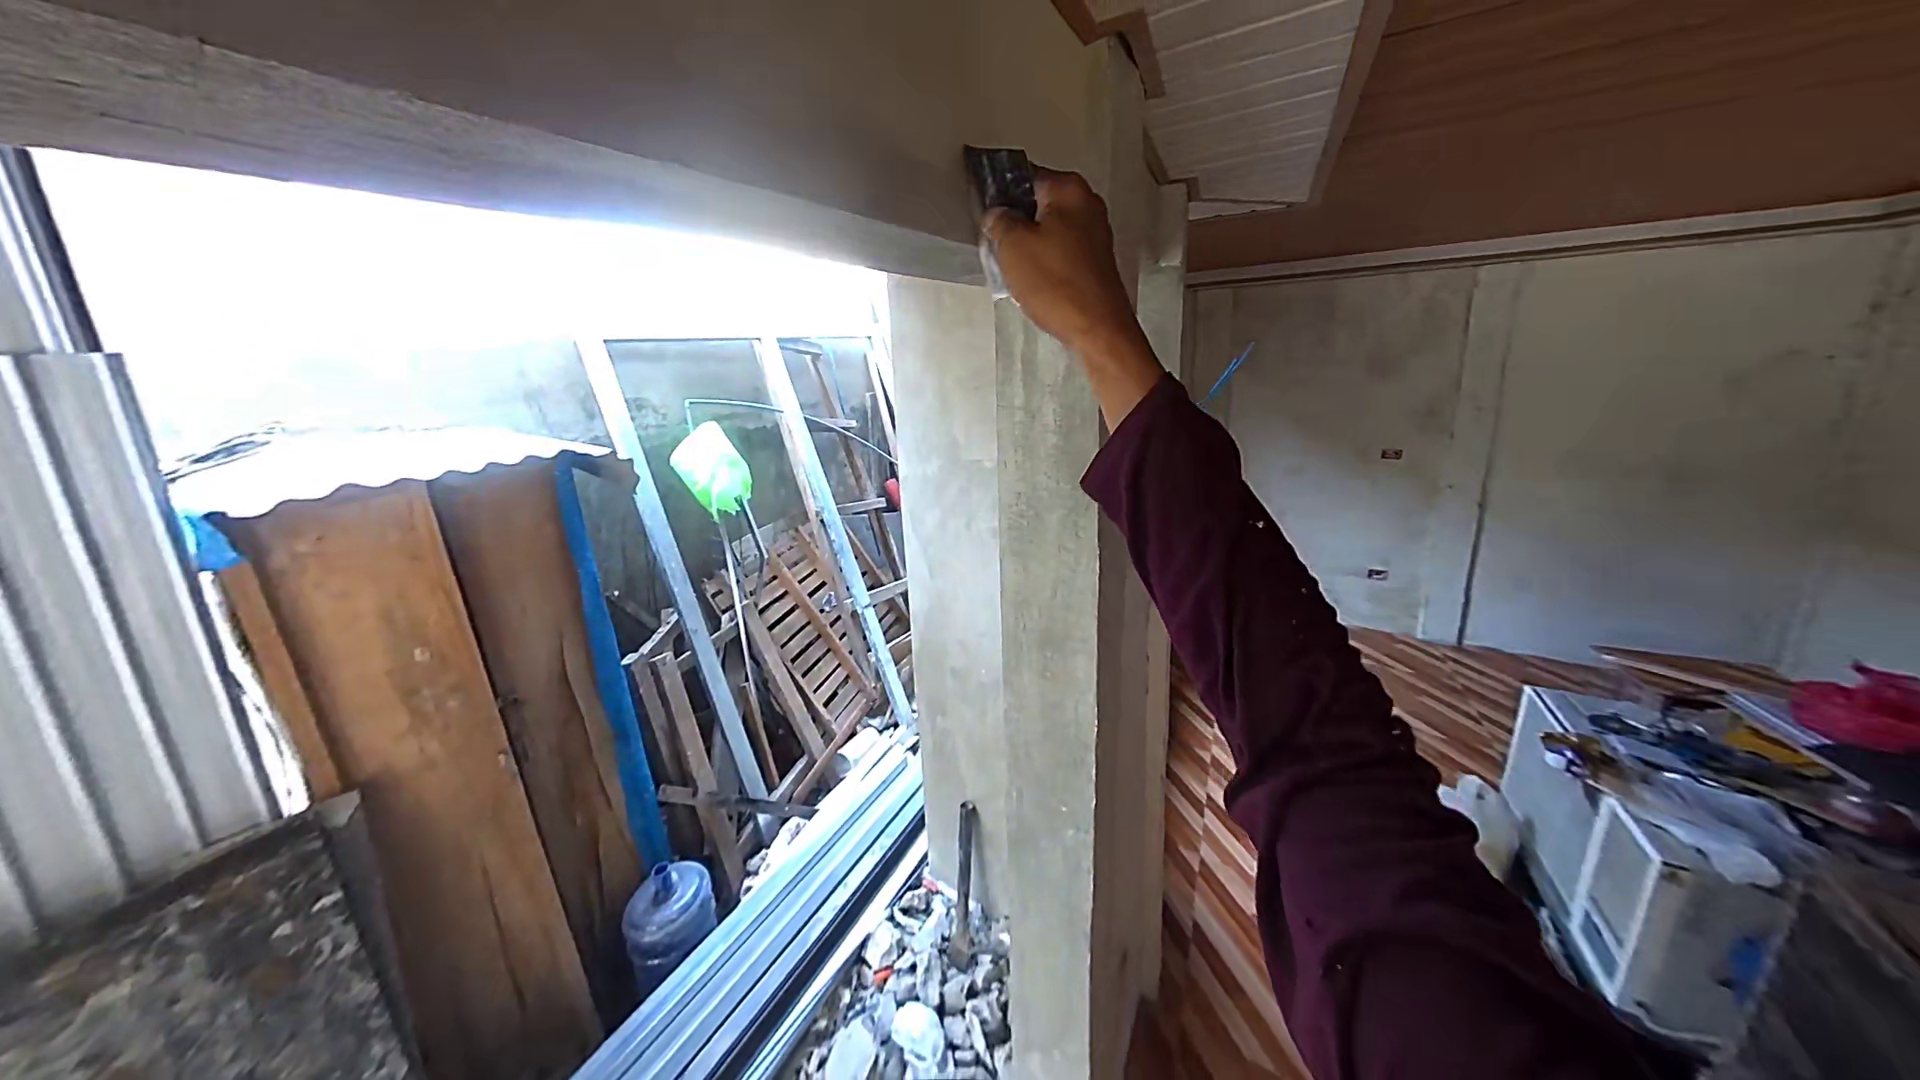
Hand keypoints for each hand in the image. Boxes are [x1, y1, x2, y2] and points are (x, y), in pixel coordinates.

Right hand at [983, 168, 1162, 425]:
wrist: (1097, 328)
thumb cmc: (1054, 282)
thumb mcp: (1013, 247)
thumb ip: (1000, 221)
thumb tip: (997, 213)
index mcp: (1069, 188)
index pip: (1025, 176)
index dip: (1001, 192)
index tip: (985, 213)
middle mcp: (1088, 203)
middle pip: (1040, 204)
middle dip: (1017, 221)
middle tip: (997, 245)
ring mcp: (1096, 233)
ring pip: (1050, 229)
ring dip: (1030, 244)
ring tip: (1014, 267)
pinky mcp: (1096, 261)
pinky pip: (1062, 251)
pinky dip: (1046, 260)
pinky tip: (1035, 280)